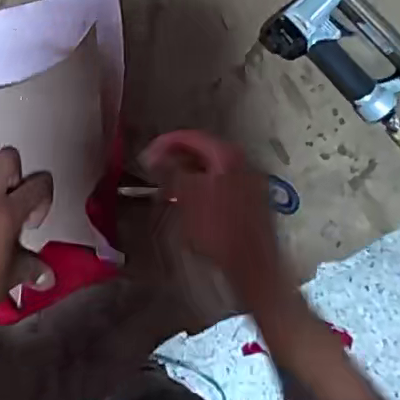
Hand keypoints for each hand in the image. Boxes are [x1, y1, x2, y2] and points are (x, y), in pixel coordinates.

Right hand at [139, 131, 286, 306]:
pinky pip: (221, 183)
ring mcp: (248, 180)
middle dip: (176, 158)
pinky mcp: (250, 198)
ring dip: (188, 174)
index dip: (165, 143)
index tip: (146, 156)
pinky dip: (202, 186)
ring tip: (167, 189)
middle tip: (154, 171)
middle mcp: (241, 161)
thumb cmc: (217, 228)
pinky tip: (189, 202)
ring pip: (212, 168)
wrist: (252, 263)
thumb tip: (155, 155)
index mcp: (227, 155)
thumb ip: (170, 171)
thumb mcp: (187, 197)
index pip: (192, 137)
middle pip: (203, 150)